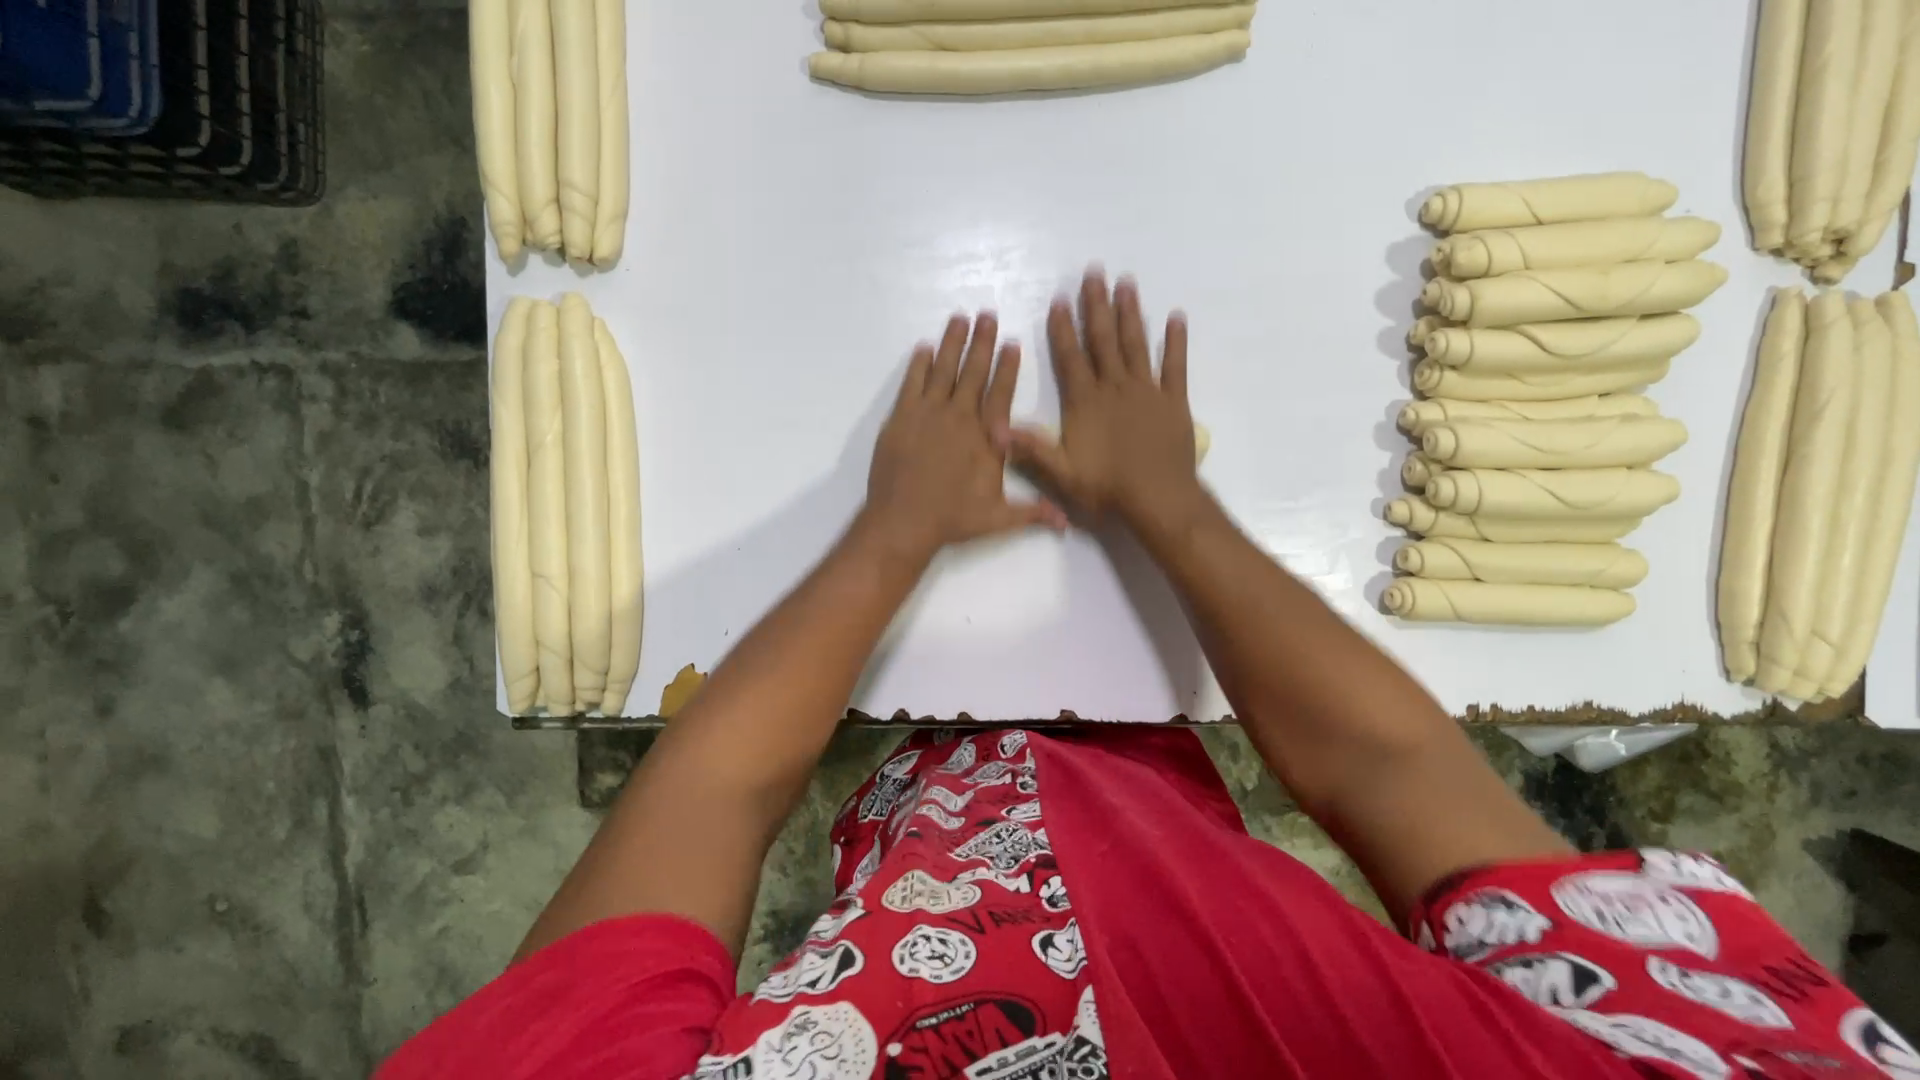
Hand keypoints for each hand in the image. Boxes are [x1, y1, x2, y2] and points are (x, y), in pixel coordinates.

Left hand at [861, 312, 1066, 560]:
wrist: (904, 521)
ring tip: (959, 318)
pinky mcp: (901, 418)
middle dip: (982, 342)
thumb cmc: (953, 520)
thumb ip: (1032, 513)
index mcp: (987, 437)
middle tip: (987, 315)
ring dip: (952, 343)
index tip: (1013, 344)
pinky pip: (912, 383)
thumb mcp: (998, 519)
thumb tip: (1066, 522)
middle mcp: (960, 417)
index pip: (1001, 393)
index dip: (1008, 368)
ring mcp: (928, 414)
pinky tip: (924, 348)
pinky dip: (919, 364)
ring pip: (943, 369)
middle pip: (973, 372)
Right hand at [1005, 269, 1206, 533]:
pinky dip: (1176, 342)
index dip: (1062, 329)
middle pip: (1103, 339)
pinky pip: (1175, 366)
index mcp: (1085, 402)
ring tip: (1126, 283)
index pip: (1070, 358)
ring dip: (1130, 313)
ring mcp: (1147, 391)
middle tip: (1094, 272)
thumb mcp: (1062, 474)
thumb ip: (1032, 448)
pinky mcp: (1173, 402)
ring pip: (1136, 344)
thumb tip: (996, 429)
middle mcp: (1115, 387)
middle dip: (1096, 305)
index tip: (1058, 299)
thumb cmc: (1108, 488)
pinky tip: (1176, 318)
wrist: (1159, 500)